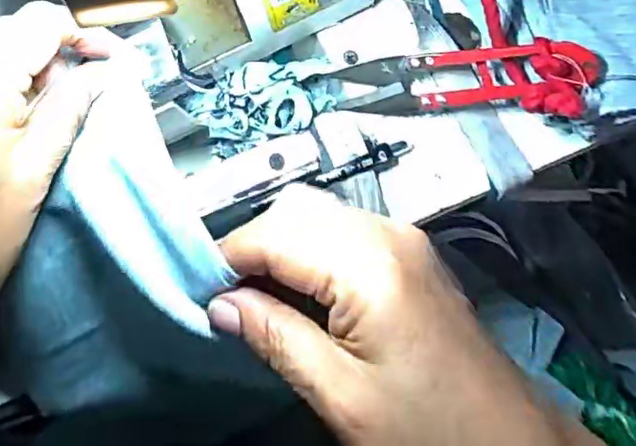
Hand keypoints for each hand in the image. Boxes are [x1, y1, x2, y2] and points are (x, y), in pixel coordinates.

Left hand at [0, 3, 130, 445]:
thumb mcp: (30, 177)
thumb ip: (69, 108)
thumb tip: (105, 69)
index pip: (38, 21)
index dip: (80, 34)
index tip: (108, 63)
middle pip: (5, 31)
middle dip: (47, 52)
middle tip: (74, 96)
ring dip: (14, 68)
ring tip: (34, 116)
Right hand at [208, 186, 585, 445]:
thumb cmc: (434, 436)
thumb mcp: (344, 398)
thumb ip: (275, 337)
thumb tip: (218, 304)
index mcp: (368, 263)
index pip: (273, 234)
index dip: (228, 258)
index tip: (201, 290)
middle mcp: (383, 230)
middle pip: (291, 211)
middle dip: (251, 246)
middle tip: (228, 296)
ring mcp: (399, 235)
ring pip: (311, 213)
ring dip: (276, 244)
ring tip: (257, 295)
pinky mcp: (406, 249)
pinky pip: (337, 227)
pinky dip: (306, 247)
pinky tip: (298, 288)